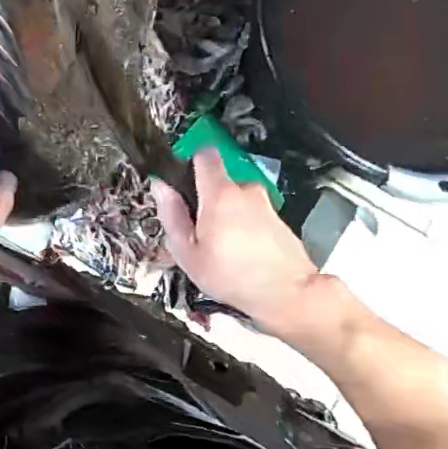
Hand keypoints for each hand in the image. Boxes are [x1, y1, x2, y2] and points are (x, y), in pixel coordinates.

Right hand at [153, 149, 321, 334]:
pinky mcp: (279, 220)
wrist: (286, 293)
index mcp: (220, 194)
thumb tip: (161, 188)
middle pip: (220, 184)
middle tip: (200, 234)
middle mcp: (246, 192)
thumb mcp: (188, 253)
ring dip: (228, 219)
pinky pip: (253, 217)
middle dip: (208, 203)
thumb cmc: (233, 276)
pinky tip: (242, 256)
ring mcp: (266, 205)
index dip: (191, 163)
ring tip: (222, 251)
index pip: (205, 155)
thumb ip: (172, 215)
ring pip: (237, 203)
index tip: (184, 181)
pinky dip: (245, 230)